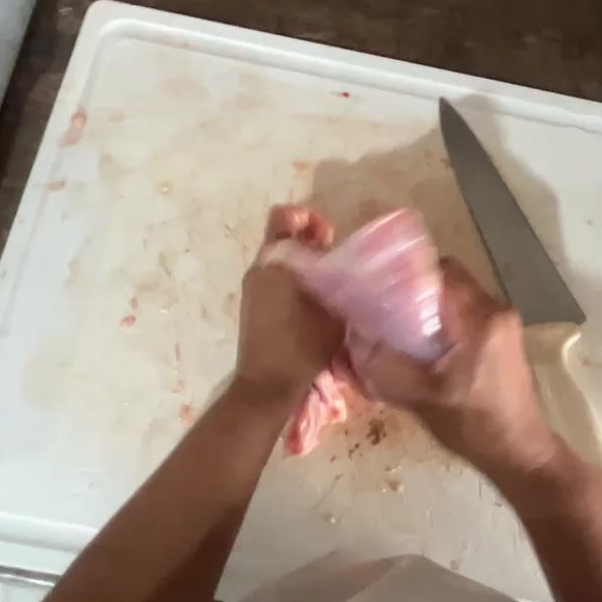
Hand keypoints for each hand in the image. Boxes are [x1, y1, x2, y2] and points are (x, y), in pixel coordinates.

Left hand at [234, 205, 344, 408]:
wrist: (266, 386)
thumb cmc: (302, 344)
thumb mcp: (334, 310)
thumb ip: (340, 279)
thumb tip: (349, 263)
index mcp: (276, 259)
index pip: (283, 216)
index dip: (307, 216)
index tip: (328, 236)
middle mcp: (259, 267)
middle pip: (284, 238)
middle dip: (311, 242)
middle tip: (336, 258)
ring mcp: (252, 287)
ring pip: (281, 260)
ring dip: (304, 263)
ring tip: (331, 282)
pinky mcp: (252, 306)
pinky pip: (275, 279)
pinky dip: (294, 280)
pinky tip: (316, 301)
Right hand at [356, 258, 559, 480]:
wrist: (519, 453)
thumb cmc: (473, 425)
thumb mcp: (421, 398)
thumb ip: (386, 366)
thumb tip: (354, 340)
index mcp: (480, 318)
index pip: (441, 271)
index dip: (407, 273)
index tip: (379, 286)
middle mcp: (496, 310)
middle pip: (450, 279)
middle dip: (416, 288)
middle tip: (386, 306)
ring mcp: (504, 323)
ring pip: (459, 294)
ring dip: (431, 303)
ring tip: (402, 324)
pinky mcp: (504, 337)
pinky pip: (469, 311)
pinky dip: (446, 317)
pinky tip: (426, 342)